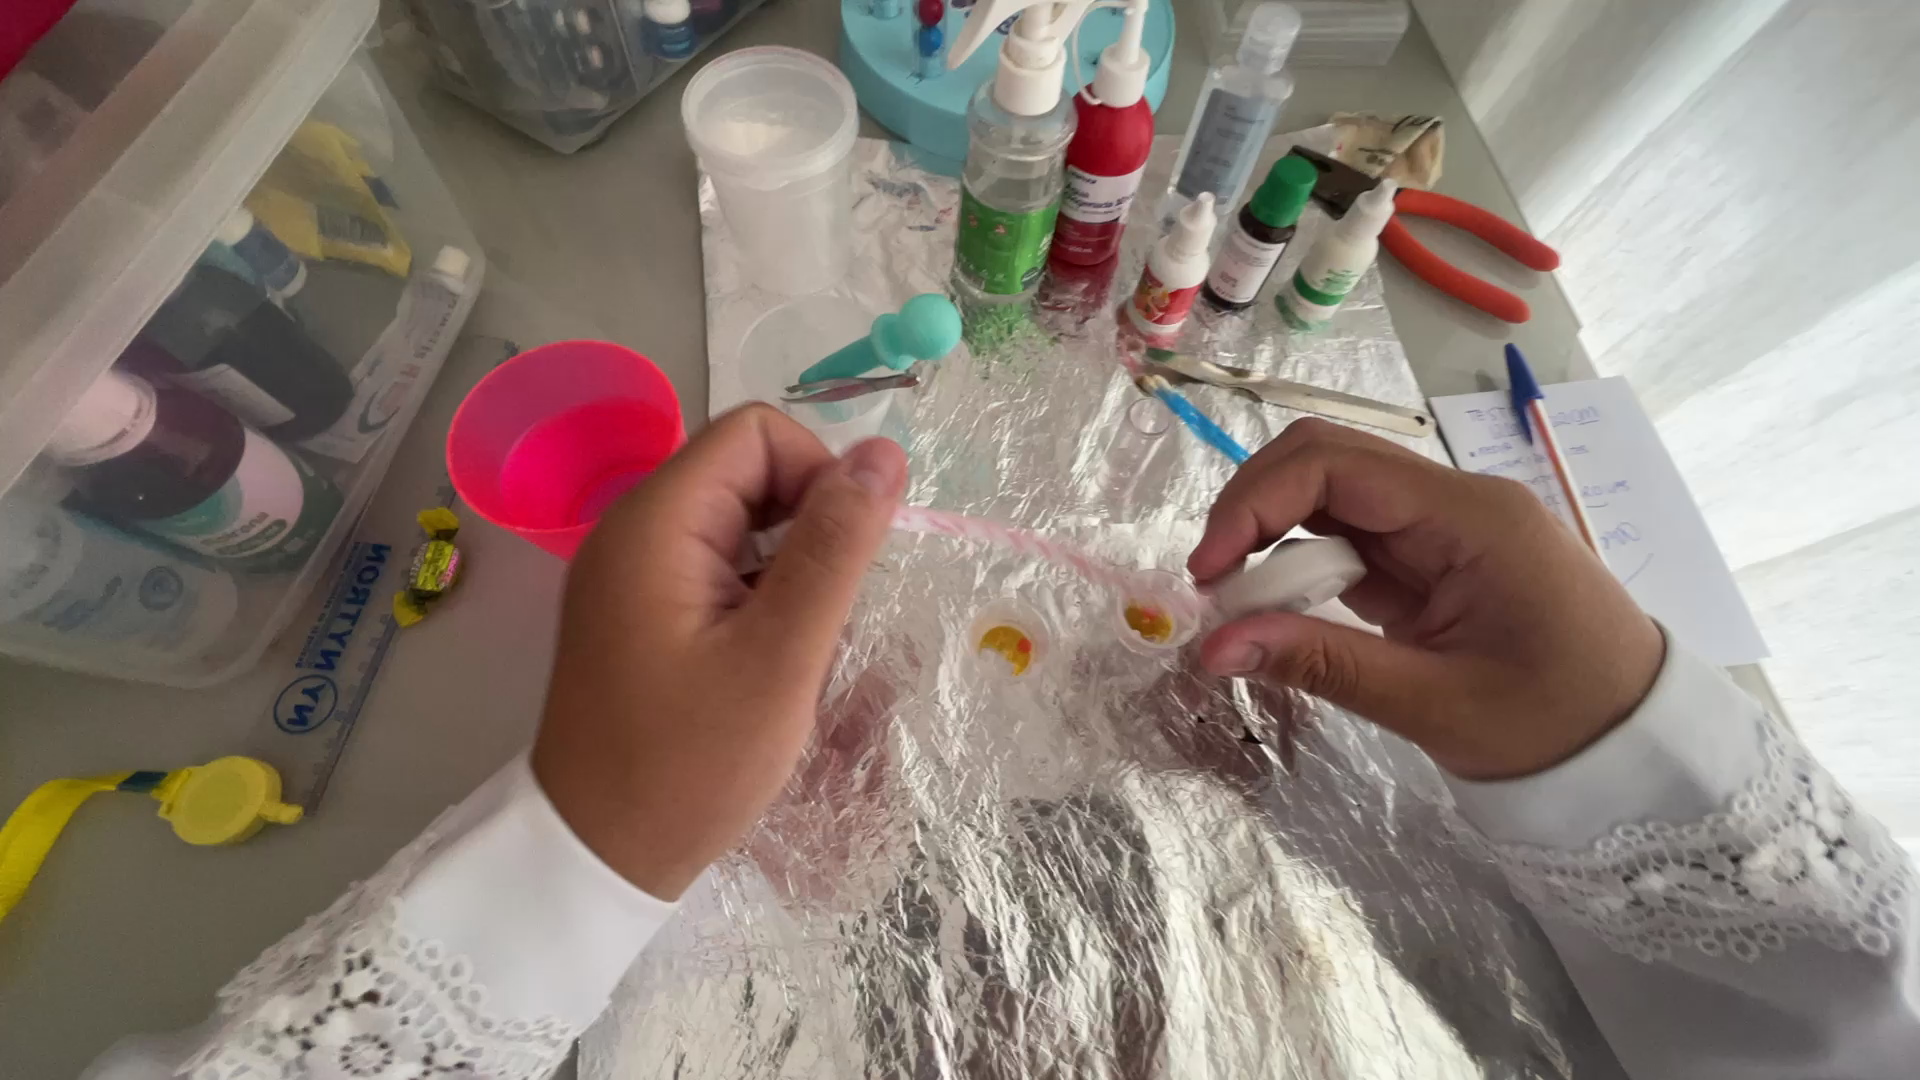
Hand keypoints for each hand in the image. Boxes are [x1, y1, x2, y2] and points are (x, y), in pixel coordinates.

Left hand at [531, 406, 907, 898]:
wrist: (598, 856)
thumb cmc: (692, 762)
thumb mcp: (781, 654)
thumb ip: (835, 547)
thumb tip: (884, 453)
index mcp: (658, 521)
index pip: (757, 434)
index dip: (818, 474)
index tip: (845, 556)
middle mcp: (639, 527)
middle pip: (750, 470)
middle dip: (810, 521)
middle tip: (828, 605)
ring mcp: (639, 568)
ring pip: (744, 517)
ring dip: (794, 559)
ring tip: (805, 634)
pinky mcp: (649, 605)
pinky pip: (726, 560)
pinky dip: (768, 586)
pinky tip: (776, 647)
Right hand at [1187, 419, 1663, 780]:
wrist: (1636, 748)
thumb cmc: (1556, 726)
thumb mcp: (1432, 703)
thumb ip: (1318, 664)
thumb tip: (1211, 648)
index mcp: (1468, 516)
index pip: (1332, 466)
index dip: (1253, 505)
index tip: (1207, 573)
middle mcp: (1449, 498)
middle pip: (1322, 457)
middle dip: (1250, 508)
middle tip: (1213, 578)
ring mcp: (1436, 521)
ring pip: (1323, 491)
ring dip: (1266, 533)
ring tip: (1238, 598)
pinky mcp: (1423, 549)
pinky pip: (1339, 531)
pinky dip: (1294, 559)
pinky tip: (1281, 602)